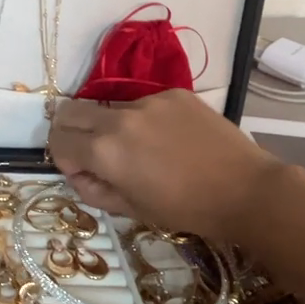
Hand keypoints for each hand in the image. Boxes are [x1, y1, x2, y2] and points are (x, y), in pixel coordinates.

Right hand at [48, 91, 283, 236]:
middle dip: (72, 133)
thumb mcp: (130, 209)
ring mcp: (147, 102)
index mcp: (103, 150)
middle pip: (70, 112)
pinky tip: (168, 140)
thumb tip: (80, 174)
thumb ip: (93, 190)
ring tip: (142, 150)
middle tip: (93, 154)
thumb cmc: (186, 208)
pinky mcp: (172, 94)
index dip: (64, 160)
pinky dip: (142, 121)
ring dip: (110, 127)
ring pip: (108, 109)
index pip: (58, 141)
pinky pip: (141, 104)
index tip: (84, 173)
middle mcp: (118, 119)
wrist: (247, 190)